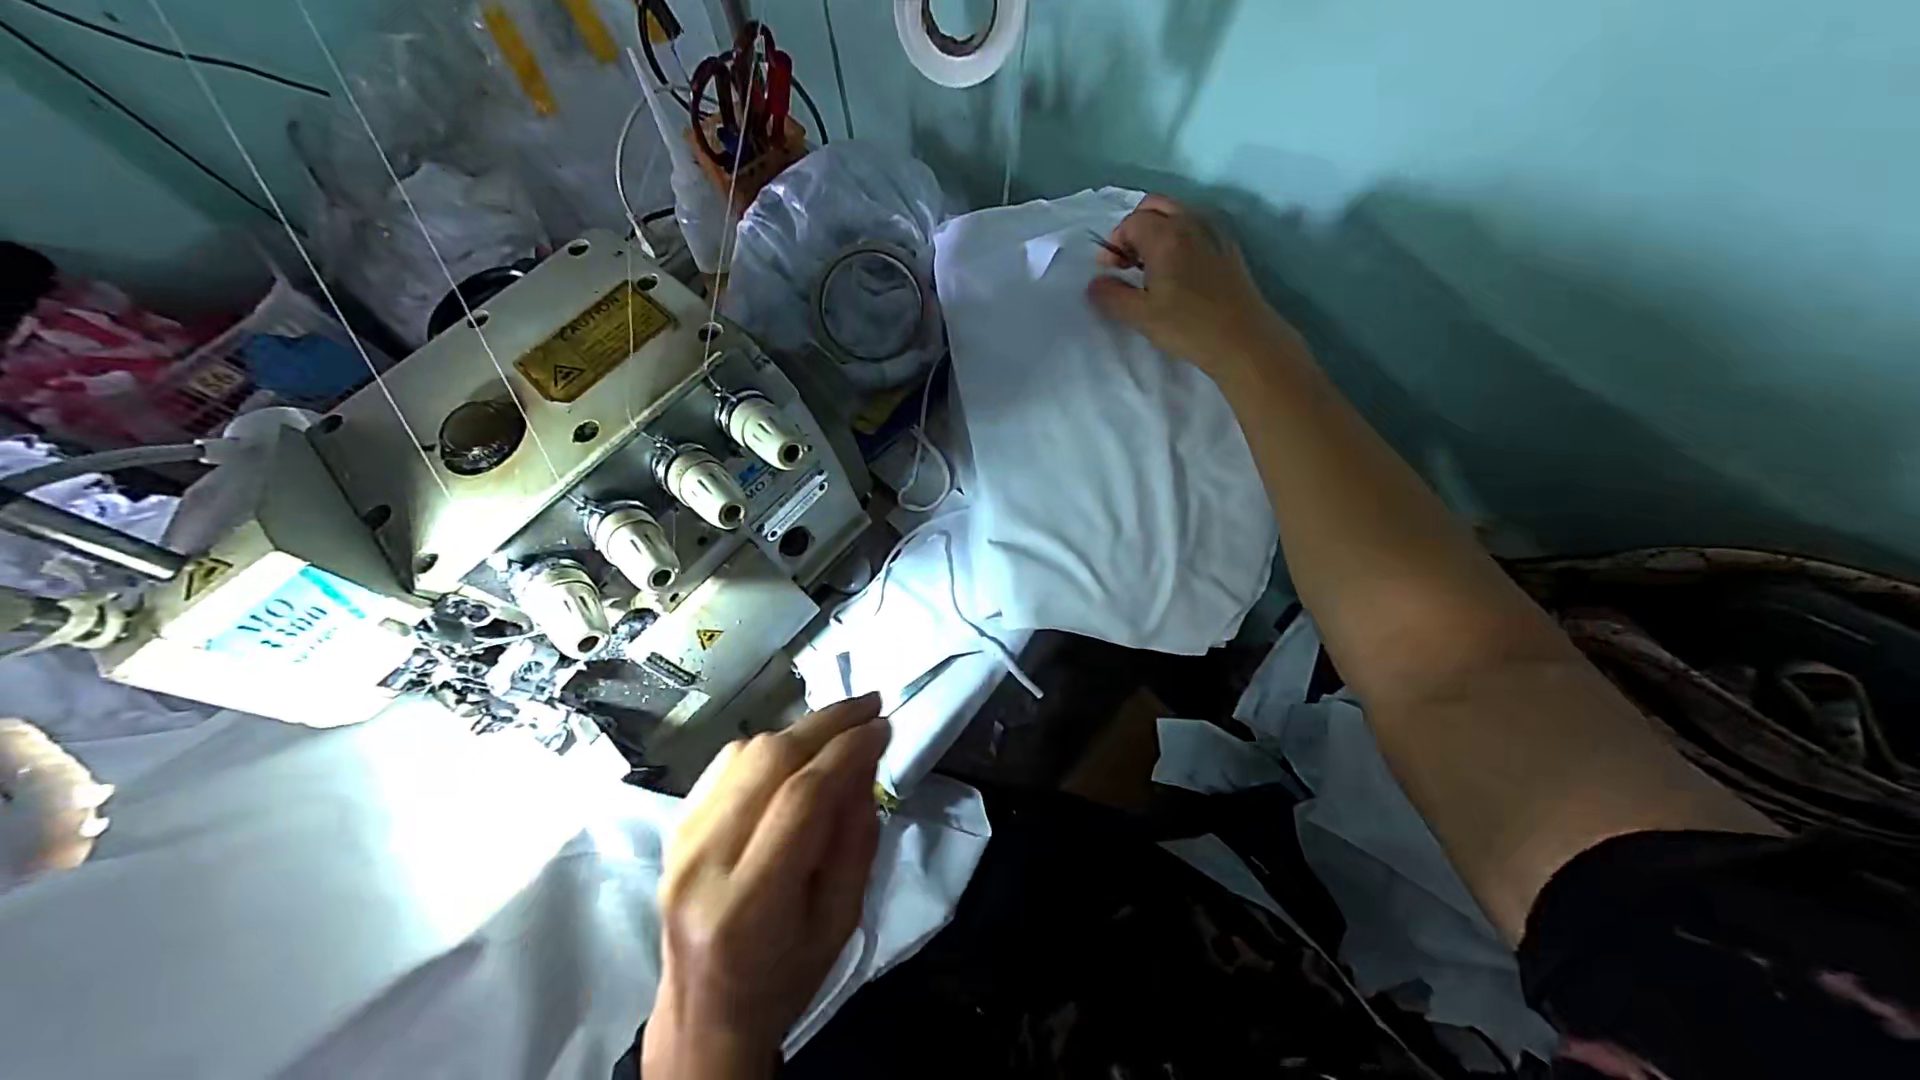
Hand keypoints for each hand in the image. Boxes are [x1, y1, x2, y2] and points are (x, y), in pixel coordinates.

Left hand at [642, 695, 889, 1079]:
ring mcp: (679, 840)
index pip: (803, 797)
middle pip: (768, 761)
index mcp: (748, 903)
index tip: (882, 727)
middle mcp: (702, 862)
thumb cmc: (785, 977)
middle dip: (827, 723)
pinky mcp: (672, 826)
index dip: (848, 750)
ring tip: (840, 726)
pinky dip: (768, 746)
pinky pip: (724, 763)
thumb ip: (856, 838)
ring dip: (799, 729)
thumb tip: (863, 762)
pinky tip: (797, 749)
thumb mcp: (842, 919)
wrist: (705, 1013)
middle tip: (868, 707)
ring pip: (745, 752)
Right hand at [1086, 194, 1299, 378]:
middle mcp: (1191, 223)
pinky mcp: (1228, 247)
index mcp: (1166, 235)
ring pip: (1177, 214)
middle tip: (1127, 261)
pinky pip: (1196, 227)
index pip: (1130, 223)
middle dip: (1134, 228)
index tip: (1110, 270)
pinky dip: (1179, 238)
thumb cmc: (1188, 326)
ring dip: (1157, 231)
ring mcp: (1214, 232)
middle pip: (1155, 206)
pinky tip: (1176, 270)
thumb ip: (1111, 296)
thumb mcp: (1141, 316)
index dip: (1114, 244)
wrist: (1242, 339)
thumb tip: (1095, 283)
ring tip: (1150, 268)